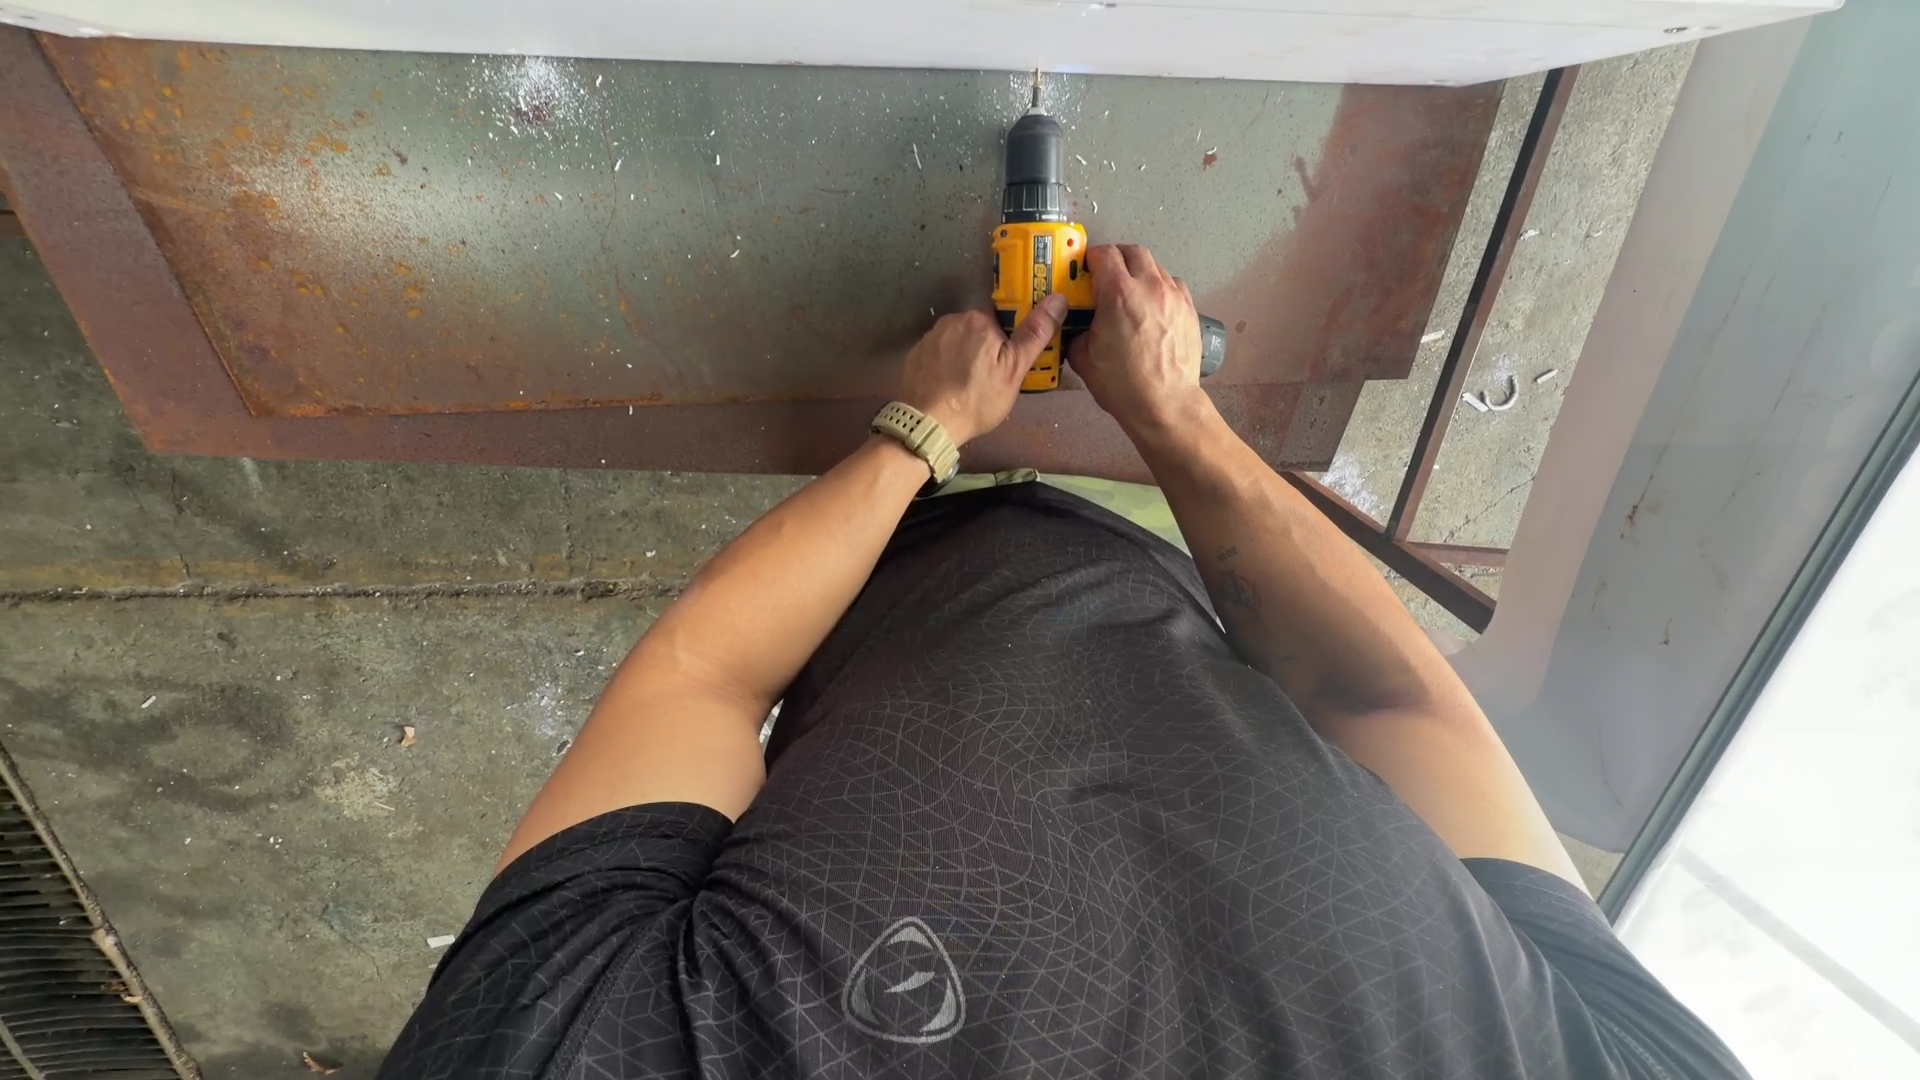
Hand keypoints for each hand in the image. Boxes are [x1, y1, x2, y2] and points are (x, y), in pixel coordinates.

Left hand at [898, 293, 1065, 444]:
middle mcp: (951, 320)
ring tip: (966, 387)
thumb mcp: (1014, 370)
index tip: (1006, 364)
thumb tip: (1057, 299)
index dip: (1006, 342)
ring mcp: (928, 338)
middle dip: (983, 350)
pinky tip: (947, 388)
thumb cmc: (977, 399)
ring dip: (962, 357)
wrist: (928, 424)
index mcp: (978, 319)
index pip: (999, 320)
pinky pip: (936, 355)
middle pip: (976, 330)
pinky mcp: (913, 355)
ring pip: (955, 342)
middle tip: (988, 380)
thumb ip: (1034, 334)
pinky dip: (943, 367)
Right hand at [1066, 244, 1209, 435]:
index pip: (1104, 254)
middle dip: (1117, 258)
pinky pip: (1173, 285)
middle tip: (1106, 275)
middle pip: (1133, 252)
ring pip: (1156, 267)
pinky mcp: (1189, 310)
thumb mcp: (1083, 359)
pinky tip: (1151, 307)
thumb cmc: (1125, 385)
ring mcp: (1174, 297)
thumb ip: (1077, 332)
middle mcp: (1149, 288)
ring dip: (1140, 273)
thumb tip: (1079, 326)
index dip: (1092, 259)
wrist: (1164, 404)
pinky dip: (1159, 288)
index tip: (1087, 269)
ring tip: (1130, 293)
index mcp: (1118, 294)